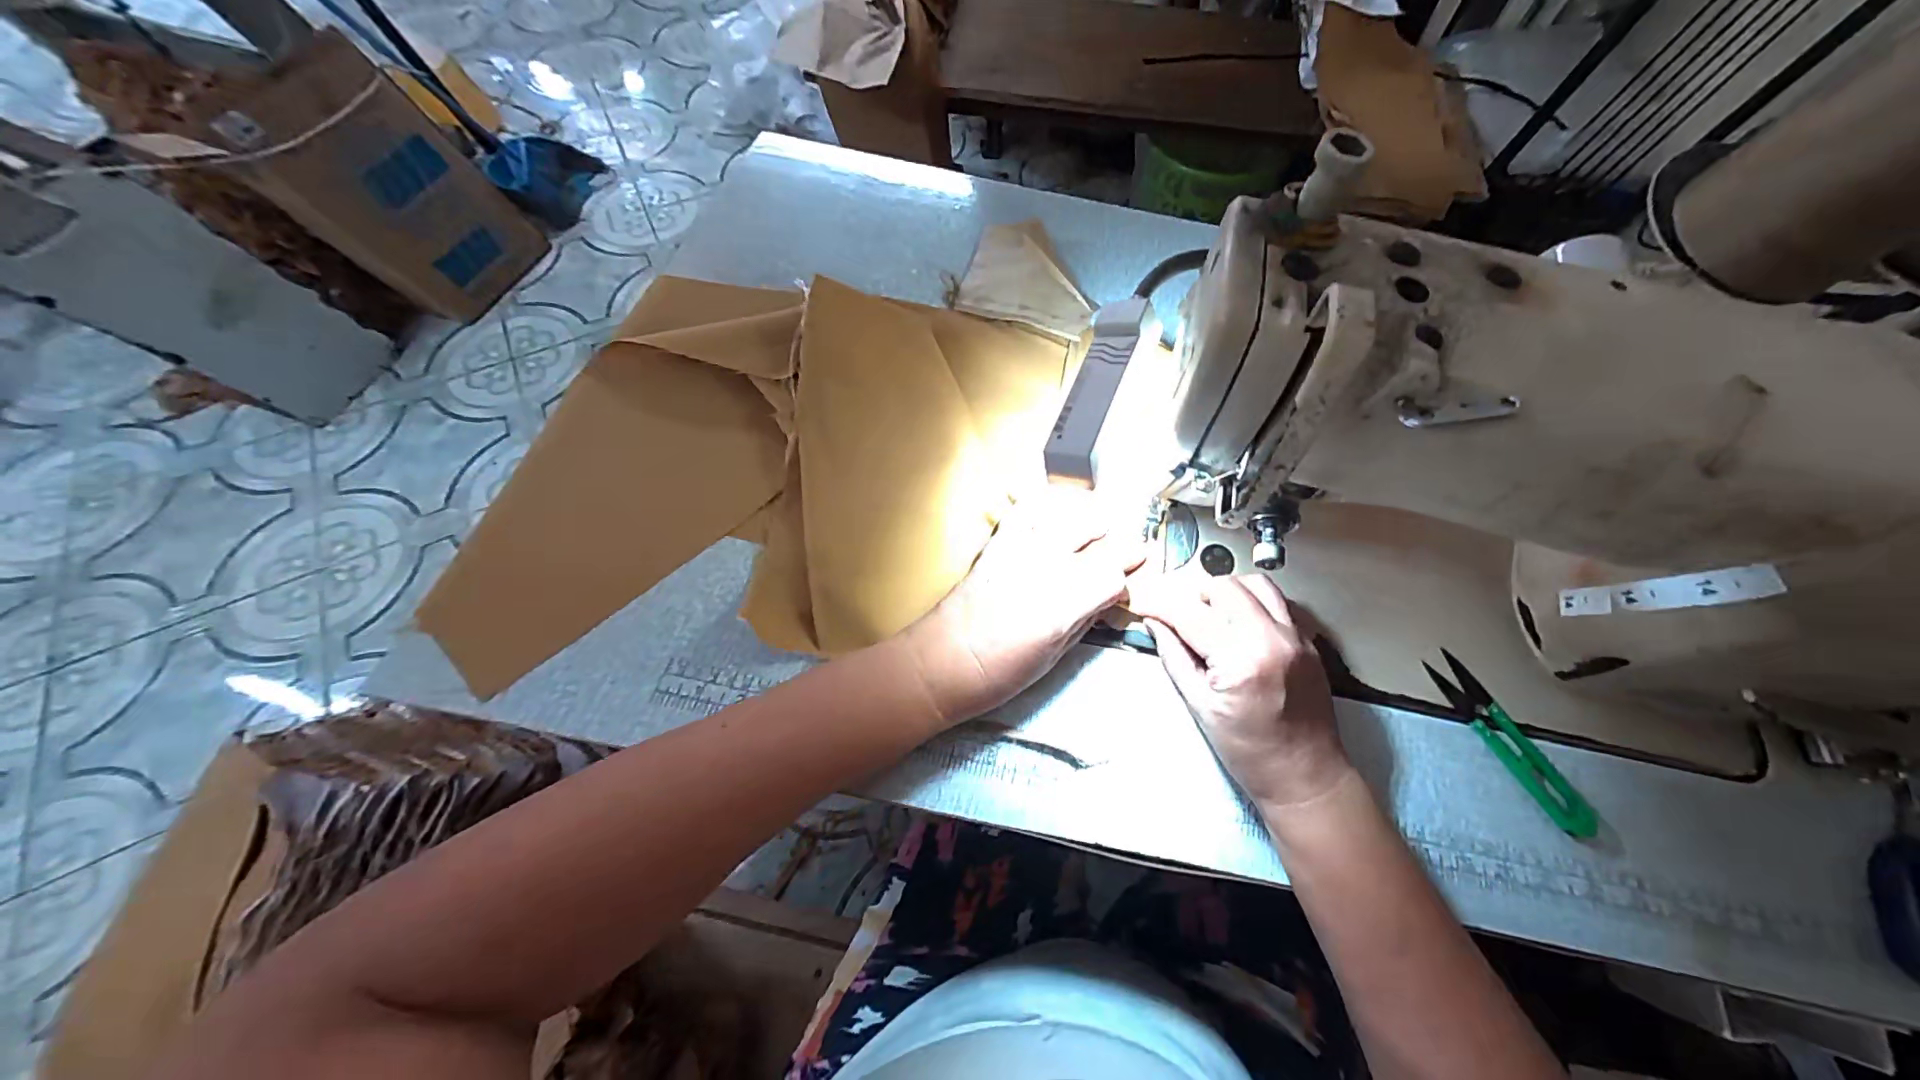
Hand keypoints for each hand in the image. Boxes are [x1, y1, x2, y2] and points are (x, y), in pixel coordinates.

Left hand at [895, 489, 1146, 726]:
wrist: (941, 661)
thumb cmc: (997, 673)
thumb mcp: (1054, 656)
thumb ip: (1085, 619)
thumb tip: (1106, 599)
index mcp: (1063, 604)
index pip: (1115, 571)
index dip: (1127, 577)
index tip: (1126, 584)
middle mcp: (1044, 567)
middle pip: (1098, 532)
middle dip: (1116, 544)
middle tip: (1120, 556)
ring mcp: (1018, 548)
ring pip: (1067, 511)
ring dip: (1087, 520)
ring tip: (1093, 534)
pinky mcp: (997, 542)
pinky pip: (1029, 508)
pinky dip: (1048, 508)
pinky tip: (1054, 521)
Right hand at [1129, 574, 1351, 808]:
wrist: (1305, 775)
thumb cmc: (1248, 750)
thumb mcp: (1199, 706)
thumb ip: (1174, 656)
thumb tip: (1154, 623)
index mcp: (1241, 660)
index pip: (1190, 612)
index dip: (1159, 604)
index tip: (1143, 604)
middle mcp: (1273, 639)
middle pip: (1223, 586)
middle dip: (1194, 597)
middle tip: (1181, 620)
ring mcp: (1296, 637)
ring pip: (1254, 584)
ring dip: (1227, 593)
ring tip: (1213, 618)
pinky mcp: (1308, 640)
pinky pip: (1277, 601)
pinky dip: (1253, 604)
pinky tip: (1240, 628)